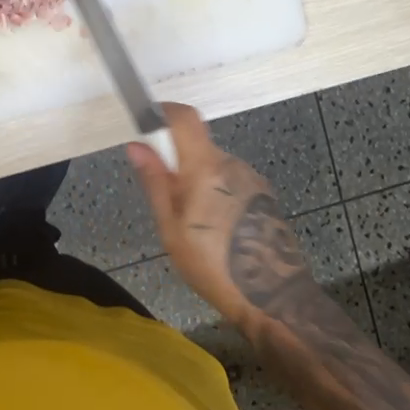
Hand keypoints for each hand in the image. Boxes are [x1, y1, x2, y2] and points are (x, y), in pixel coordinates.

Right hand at [127, 103, 316, 326]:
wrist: (273, 297)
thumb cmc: (212, 264)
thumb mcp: (171, 229)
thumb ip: (156, 182)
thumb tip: (136, 145)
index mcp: (205, 167)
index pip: (185, 117)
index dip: (163, 112)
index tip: (147, 124)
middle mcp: (231, 163)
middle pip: (198, 144)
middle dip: (177, 160)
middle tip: (166, 199)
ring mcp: (252, 178)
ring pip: (214, 165)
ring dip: (198, 180)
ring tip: (193, 224)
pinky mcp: (264, 195)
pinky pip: (231, 181)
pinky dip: (216, 192)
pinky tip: (216, 229)